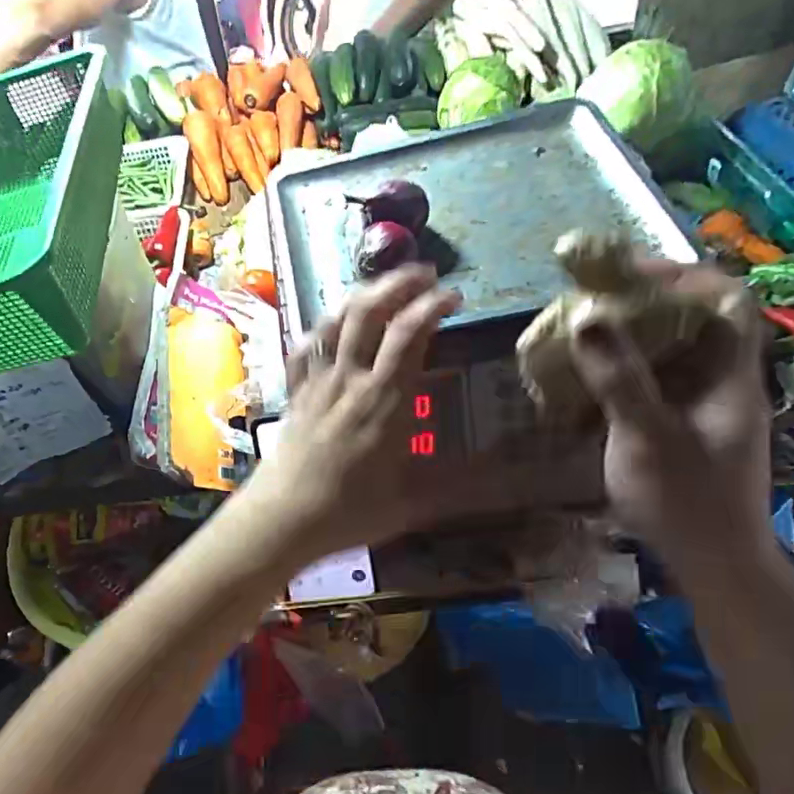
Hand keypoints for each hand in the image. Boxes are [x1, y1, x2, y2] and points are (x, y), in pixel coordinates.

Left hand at [239, 264, 461, 560]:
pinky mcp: (294, 393)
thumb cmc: (348, 513)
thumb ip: (460, 484)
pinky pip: (303, 347)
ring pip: (334, 322)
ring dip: (361, 296)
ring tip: (383, 288)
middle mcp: (349, 380)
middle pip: (369, 313)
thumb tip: (511, 477)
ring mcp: (316, 383)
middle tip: (424, 275)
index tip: (453, 295)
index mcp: (384, 402)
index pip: (409, 334)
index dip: (433, 305)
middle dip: (398, 284)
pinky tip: (330, 324)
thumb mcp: (413, 503)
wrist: (282, 519)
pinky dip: (319, 327)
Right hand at [567, 264, 772, 566]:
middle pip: (693, 320)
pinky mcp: (682, 427)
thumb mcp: (646, 435)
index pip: (725, 299)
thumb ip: (619, 377)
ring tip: (581, 334)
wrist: (714, 560)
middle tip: (592, 298)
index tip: (625, 270)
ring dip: (628, 337)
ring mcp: (702, 406)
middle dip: (643, 302)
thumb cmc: (686, 498)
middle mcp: (721, 381)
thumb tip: (586, 316)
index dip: (682, 274)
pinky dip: (622, 372)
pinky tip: (587, 383)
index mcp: (729, 375)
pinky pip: (654, 382)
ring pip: (670, 352)